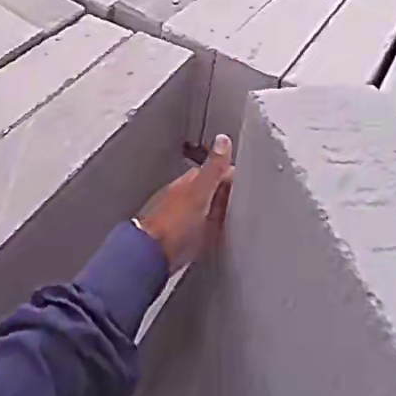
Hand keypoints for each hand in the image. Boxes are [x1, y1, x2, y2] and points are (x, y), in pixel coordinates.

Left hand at [134, 134, 233, 269]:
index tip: (243, 176)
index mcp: (186, 184)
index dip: (227, 172)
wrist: (152, 255)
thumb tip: (222, 141)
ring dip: (216, 209)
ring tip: (232, 213)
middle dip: (223, 191)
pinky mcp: (180, 239)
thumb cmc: (173, 224)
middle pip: (206, 189)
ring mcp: (179, 219)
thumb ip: (213, 169)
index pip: (210, 171)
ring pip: (202, 208)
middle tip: (241, 194)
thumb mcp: (200, 192)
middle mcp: (181, 198)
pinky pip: (200, 227)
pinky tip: (215, 233)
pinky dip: (210, 226)